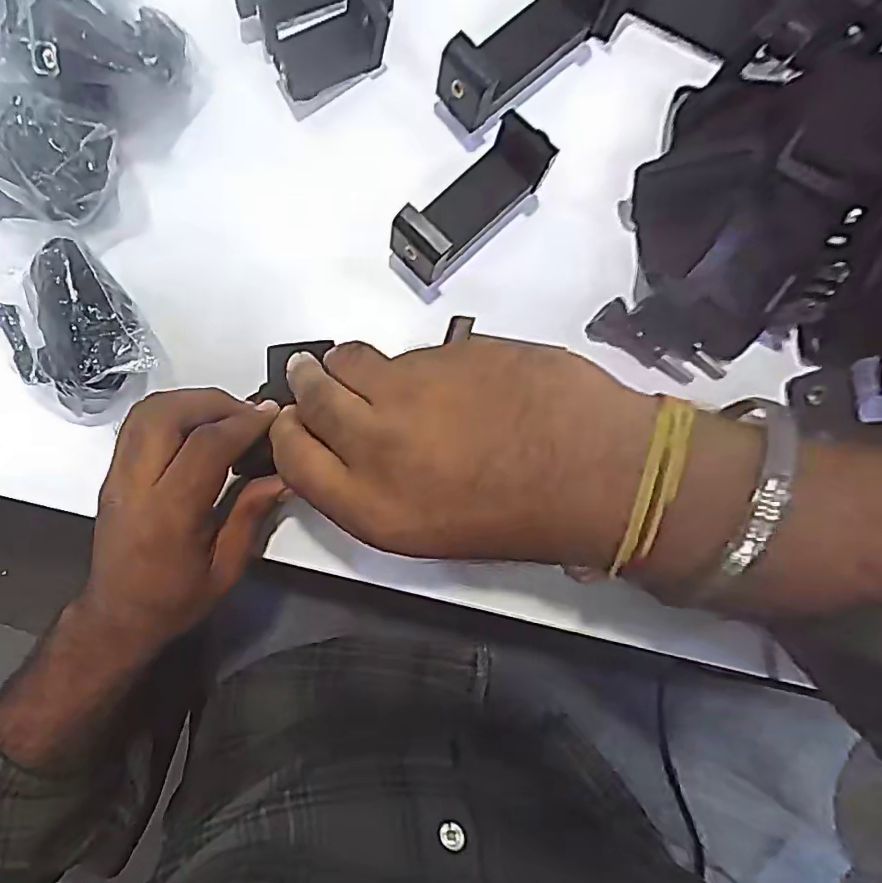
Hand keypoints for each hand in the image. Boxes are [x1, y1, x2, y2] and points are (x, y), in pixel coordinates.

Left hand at [75, 388, 286, 659]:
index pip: (205, 446)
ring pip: (146, 411)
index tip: (269, 417)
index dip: (243, 423)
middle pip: (168, 414)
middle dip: (214, 402)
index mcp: (168, 516)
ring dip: (188, 401)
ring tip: (222, 416)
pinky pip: (135, 424)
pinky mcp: (110, 475)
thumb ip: (250, 516)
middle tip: (246, 414)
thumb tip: (280, 477)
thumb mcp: (224, 569)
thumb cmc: (170, 602)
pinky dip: (168, 412)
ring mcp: (116, 478)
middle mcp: (135, 488)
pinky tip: (194, 426)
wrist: (117, 616)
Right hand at [269, 337, 660, 567]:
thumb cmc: (510, 516)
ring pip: (353, 360)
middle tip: (306, 373)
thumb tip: (329, 447)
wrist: (599, 478)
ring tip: (362, 370)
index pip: (291, 453)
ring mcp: (416, 391)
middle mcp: (379, 444)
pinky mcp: (452, 353)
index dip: (283, 431)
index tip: (288, 419)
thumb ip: (358, 489)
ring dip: (348, 363)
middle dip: (304, 381)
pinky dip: (410, 363)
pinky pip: (411, 353)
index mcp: (369, 502)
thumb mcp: (415, 529)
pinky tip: (438, 382)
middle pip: (311, 396)